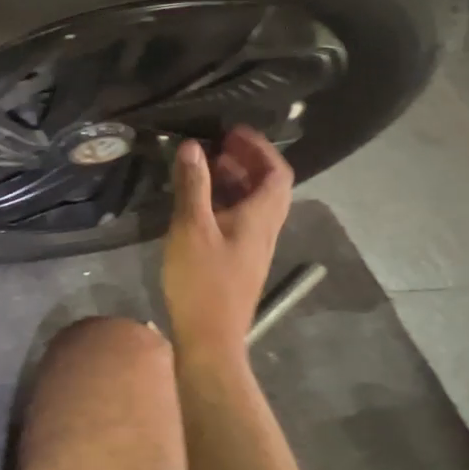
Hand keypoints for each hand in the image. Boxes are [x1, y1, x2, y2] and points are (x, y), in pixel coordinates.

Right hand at [162, 127, 294, 359]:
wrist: (210, 338)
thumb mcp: (191, 226)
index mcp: (261, 218)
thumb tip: (192, 146)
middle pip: (268, 186)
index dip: (260, 148)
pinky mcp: (237, 258)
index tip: (233, 131)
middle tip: (216, 142)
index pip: (277, 174)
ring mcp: (252, 246)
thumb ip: (193, 185)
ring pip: (253, 202)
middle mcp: (264, 229)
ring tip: (203, 163)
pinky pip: (239, 216)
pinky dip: (224, 198)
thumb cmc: (202, 280)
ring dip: (234, 178)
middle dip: (246, 159)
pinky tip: (197, 199)